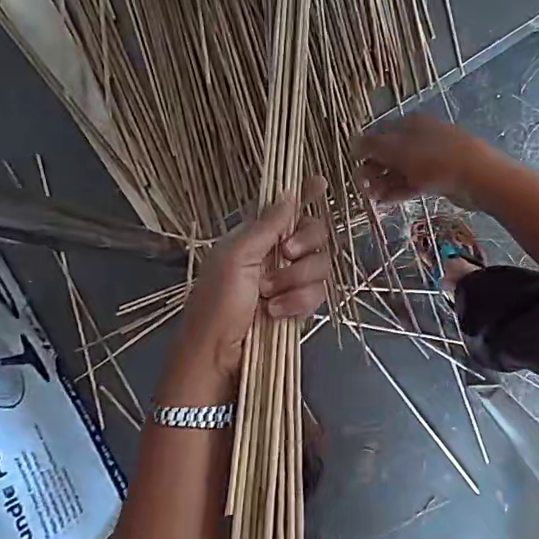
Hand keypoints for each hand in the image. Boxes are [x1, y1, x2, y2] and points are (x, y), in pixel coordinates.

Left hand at [156, 176, 330, 406]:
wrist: (218, 356)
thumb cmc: (217, 302)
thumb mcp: (235, 258)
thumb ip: (266, 226)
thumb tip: (288, 193)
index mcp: (255, 237)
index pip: (284, 208)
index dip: (303, 194)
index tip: (320, 183)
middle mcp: (276, 255)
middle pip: (314, 233)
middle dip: (304, 244)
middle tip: (286, 255)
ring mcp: (289, 282)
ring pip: (320, 265)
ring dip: (296, 280)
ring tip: (269, 297)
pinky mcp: (299, 306)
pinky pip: (318, 293)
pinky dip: (299, 302)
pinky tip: (278, 314)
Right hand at [356, 115, 499, 206]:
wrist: (477, 177)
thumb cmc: (434, 158)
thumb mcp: (398, 150)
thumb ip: (372, 147)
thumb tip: (353, 143)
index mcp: (410, 123)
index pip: (380, 132)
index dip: (365, 148)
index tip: (354, 164)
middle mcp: (419, 138)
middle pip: (390, 152)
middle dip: (374, 168)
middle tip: (361, 184)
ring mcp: (430, 158)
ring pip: (400, 169)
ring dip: (384, 182)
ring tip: (371, 196)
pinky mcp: (438, 178)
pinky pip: (412, 183)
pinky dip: (398, 190)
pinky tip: (385, 200)